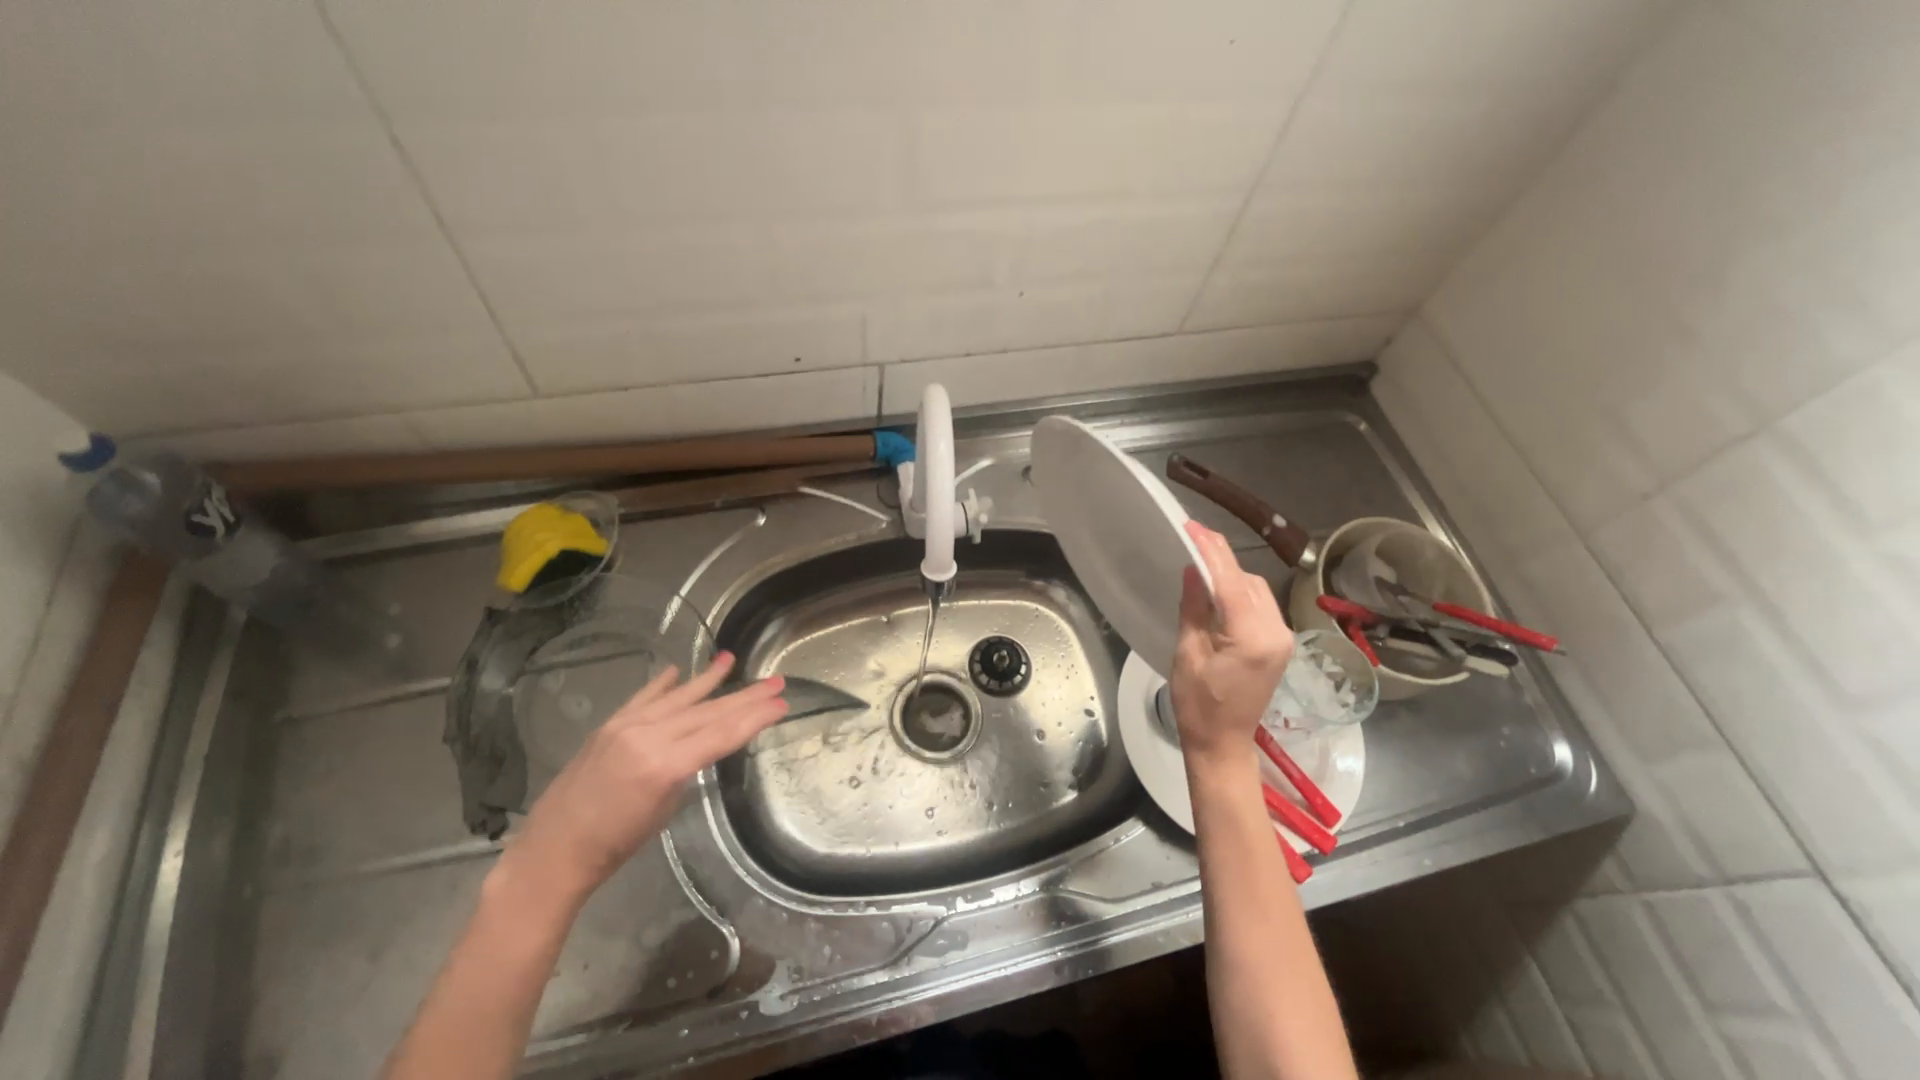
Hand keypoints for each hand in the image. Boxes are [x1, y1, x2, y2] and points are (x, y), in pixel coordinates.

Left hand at [503, 652, 787, 905]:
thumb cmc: (615, 845)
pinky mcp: (608, 726)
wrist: (554, 849)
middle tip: (776, 681)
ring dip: (708, 680)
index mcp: (666, 765)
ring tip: (730, 659)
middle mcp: (647, 737)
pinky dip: (662, 685)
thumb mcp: (663, 809)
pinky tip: (678, 670)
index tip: (782, 703)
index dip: (755, 718)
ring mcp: (625, 727)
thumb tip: (699, 748)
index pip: (722, 735)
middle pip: (707, 712)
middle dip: (744, 696)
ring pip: (678, 698)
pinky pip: (642, 699)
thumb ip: (684, 770)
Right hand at [1170, 522, 1294, 767]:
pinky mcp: (1280, 643)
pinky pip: (1260, 606)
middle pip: (1247, 581)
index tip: (1192, 526)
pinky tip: (1218, 591)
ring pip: (1256, 590)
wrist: (1223, 743)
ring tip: (1200, 566)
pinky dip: (1239, 593)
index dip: (1210, 550)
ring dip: (1230, 576)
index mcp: (1253, 636)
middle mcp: (1276, 631)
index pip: (1230, 580)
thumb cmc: (1198, 705)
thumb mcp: (1188, 654)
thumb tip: (1193, 570)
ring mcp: (1282, 637)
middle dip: (1220, 560)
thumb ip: (1194, 608)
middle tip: (1190, 542)